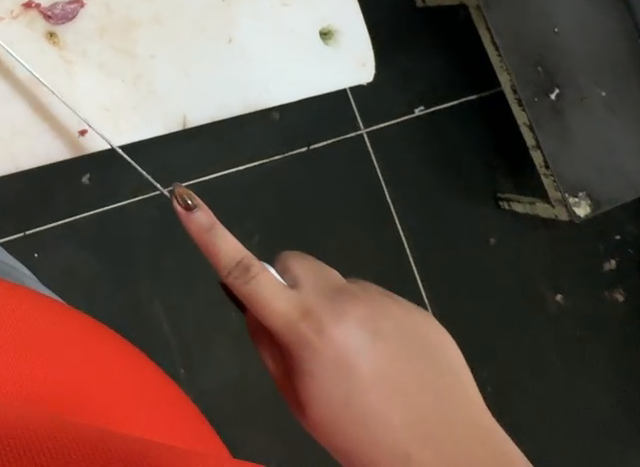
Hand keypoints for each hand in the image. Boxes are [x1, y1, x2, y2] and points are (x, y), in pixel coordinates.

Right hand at [172, 186, 529, 466]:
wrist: (455, 463)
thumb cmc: (359, 438)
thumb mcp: (297, 397)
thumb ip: (268, 342)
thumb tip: (255, 305)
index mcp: (302, 327)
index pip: (241, 270)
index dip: (207, 232)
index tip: (184, 198)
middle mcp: (339, 302)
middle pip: (293, 264)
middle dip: (290, 285)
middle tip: (305, 330)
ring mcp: (382, 301)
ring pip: (337, 285)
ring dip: (334, 308)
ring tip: (362, 360)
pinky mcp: (416, 310)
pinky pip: (376, 303)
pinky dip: (372, 323)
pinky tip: (393, 363)